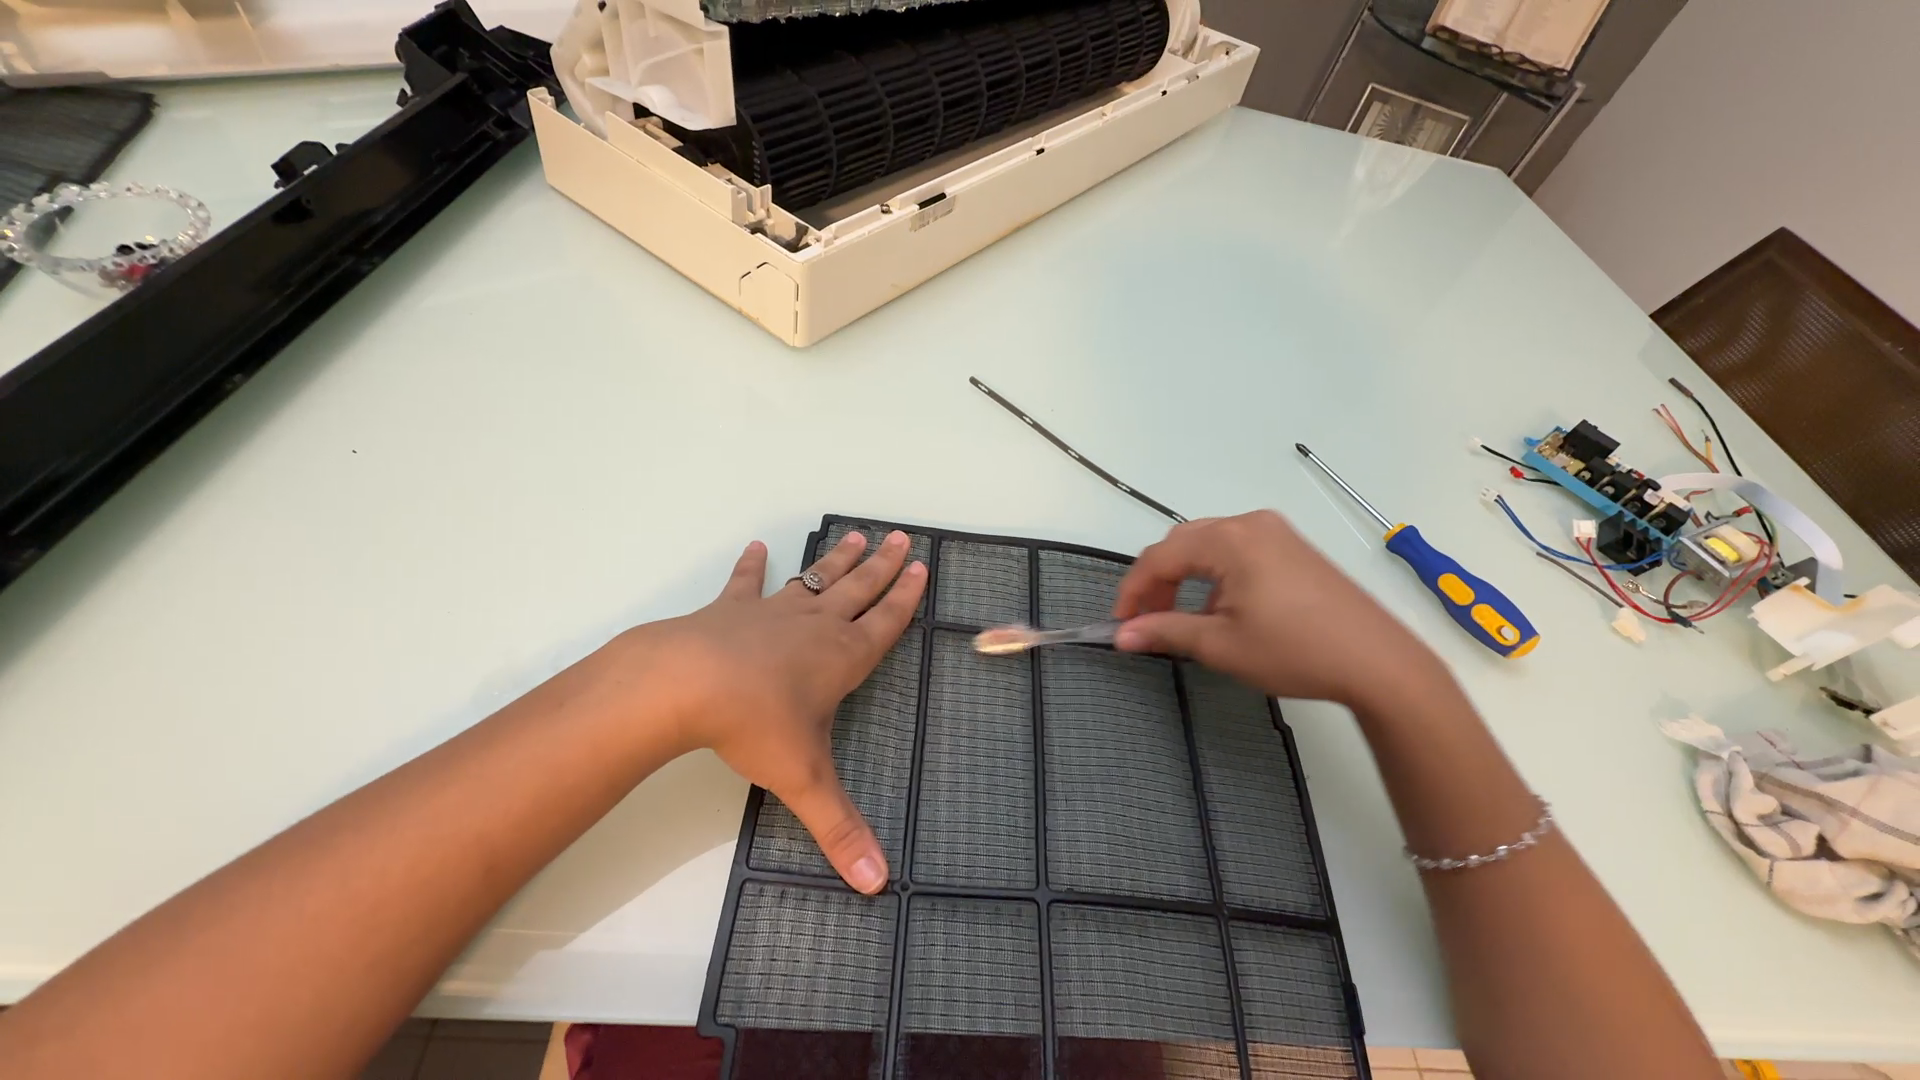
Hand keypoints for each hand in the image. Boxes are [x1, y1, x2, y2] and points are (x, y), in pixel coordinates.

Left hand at [615, 530, 925, 893]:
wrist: (684, 683)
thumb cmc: (754, 725)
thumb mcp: (803, 781)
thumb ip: (840, 830)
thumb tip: (878, 885)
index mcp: (842, 658)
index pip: (884, 623)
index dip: (905, 597)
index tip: (920, 567)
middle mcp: (815, 627)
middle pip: (858, 590)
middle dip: (881, 566)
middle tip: (900, 537)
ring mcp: (772, 612)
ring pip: (815, 580)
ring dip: (836, 559)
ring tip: (854, 535)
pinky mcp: (730, 609)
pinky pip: (746, 583)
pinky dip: (752, 566)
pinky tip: (757, 547)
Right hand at [1111, 511, 1442, 707]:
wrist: (1378, 662)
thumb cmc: (1295, 651)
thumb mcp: (1221, 645)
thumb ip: (1165, 632)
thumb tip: (1122, 635)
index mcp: (1229, 540)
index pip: (1160, 557)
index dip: (1133, 590)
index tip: (1120, 623)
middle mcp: (1251, 524)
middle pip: (1183, 544)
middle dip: (1158, 582)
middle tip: (1148, 621)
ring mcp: (1277, 532)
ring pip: (1210, 546)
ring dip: (1187, 579)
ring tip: (1182, 619)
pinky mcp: (1294, 547)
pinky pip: (1238, 551)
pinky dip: (1216, 576)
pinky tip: (1220, 610)